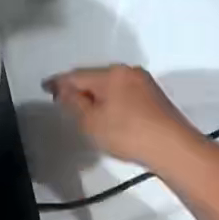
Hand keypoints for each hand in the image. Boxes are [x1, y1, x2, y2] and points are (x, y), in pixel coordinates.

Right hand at [45, 65, 201, 169]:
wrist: (173, 148)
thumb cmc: (126, 134)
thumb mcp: (90, 122)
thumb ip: (72, 102)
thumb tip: (63, 89)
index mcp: (110, 74)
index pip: (76, 75)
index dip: (58, 82)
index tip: (45, 88)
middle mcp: (127, 71)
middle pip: (94, 76)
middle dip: (78, 87)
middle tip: (63, 100)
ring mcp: (143, 82)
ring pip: (110, 84)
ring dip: (95, 94)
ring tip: (84, 109)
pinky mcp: (154, 96)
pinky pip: (123, 92)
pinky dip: (110, 100)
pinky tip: (107, 113)